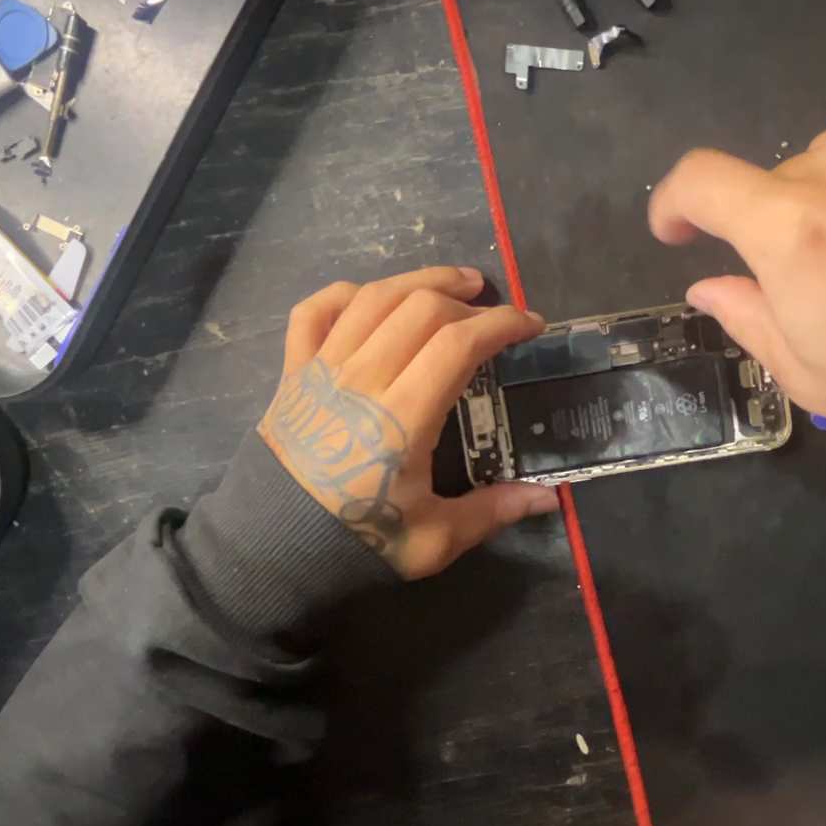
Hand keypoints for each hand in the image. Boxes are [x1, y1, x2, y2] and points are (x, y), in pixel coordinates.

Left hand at [258, 267, 558, 579]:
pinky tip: (373, 297)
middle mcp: (363, 376)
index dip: (503, 323)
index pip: (459, 342)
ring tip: (452, 285)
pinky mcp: (293, 369)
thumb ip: (494, 511)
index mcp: (403, 415)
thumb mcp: (435, 539)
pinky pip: (315, 310)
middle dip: (467, 299)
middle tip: (494, 312)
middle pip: (421, 307)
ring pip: (374, 297)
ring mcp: (323, 367)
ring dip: (418, 281)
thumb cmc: (358, 539)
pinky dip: (346, 293)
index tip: (531, 326)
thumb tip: (551, 496)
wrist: (274, 544)